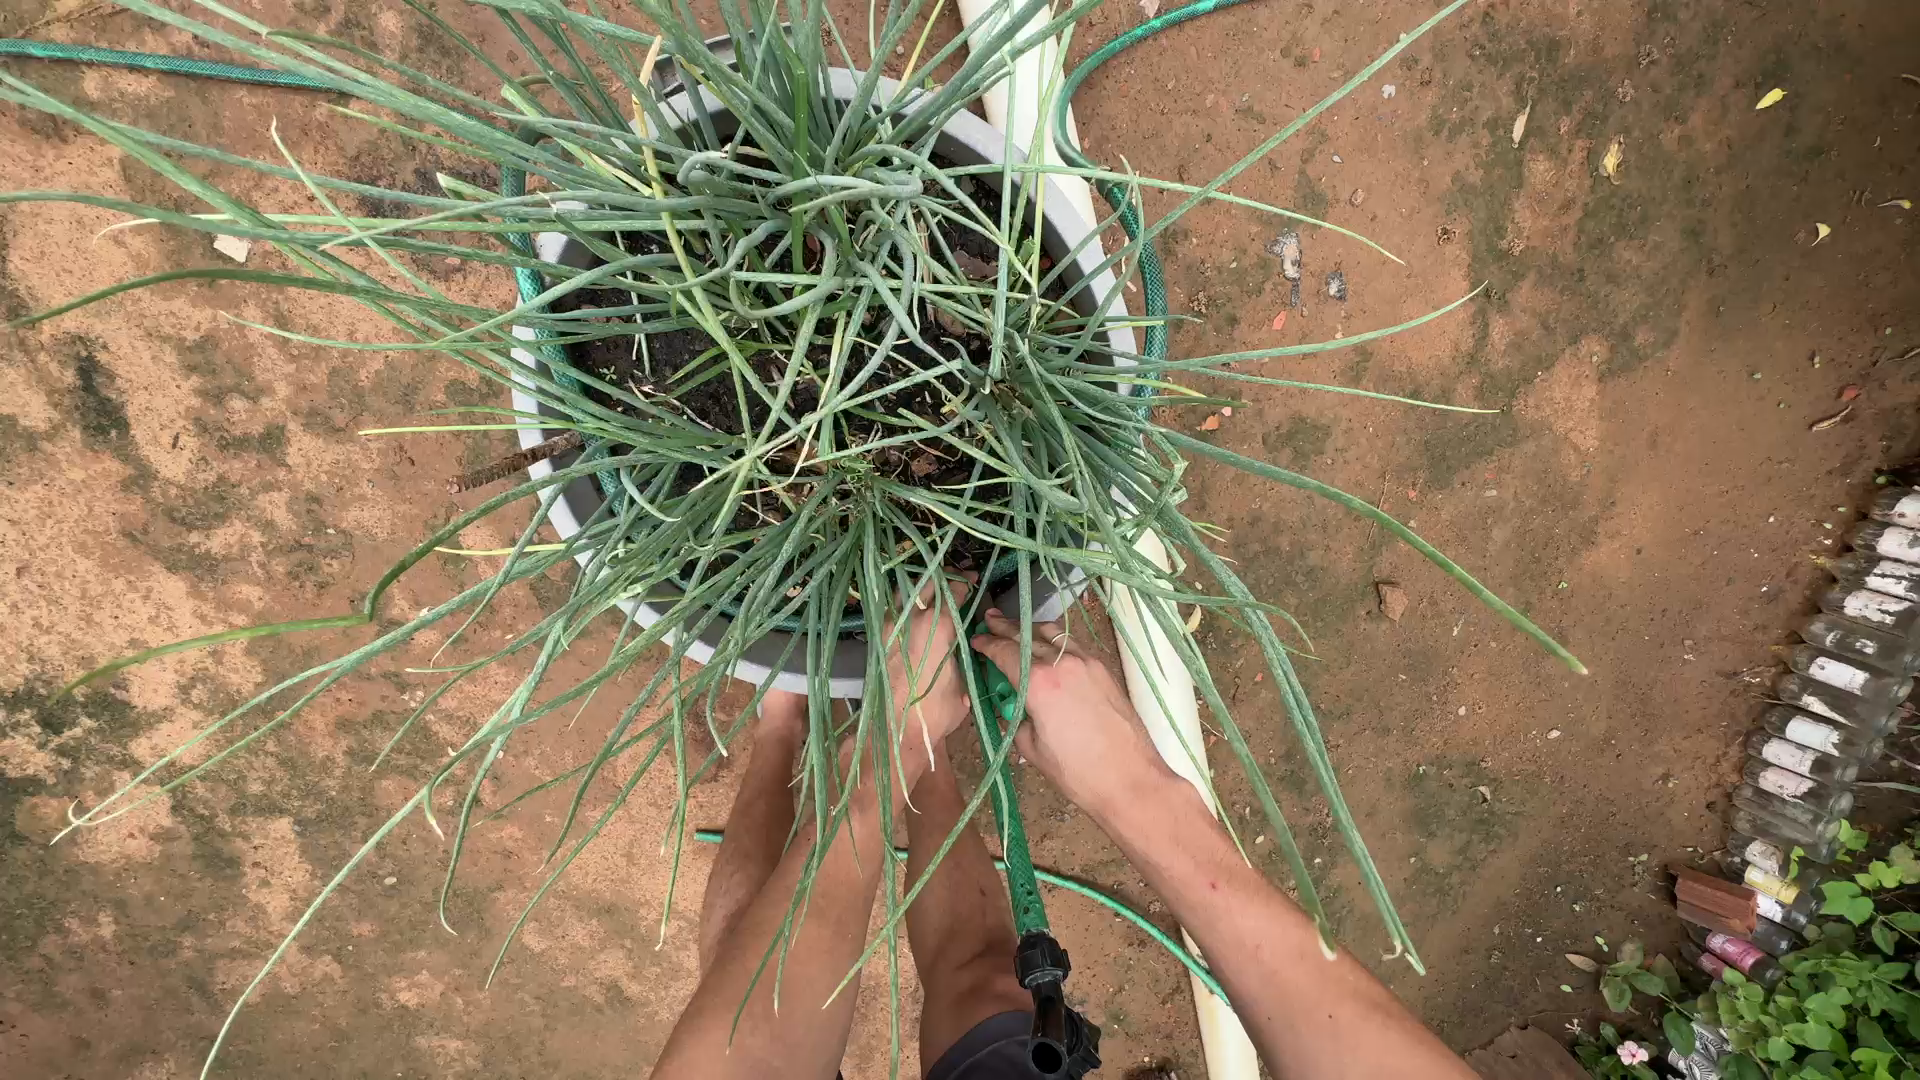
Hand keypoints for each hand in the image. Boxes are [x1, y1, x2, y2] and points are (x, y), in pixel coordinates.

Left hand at [881, 574, 972, 784]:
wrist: (892, 733)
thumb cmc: (933, 714)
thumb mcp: (963, 685)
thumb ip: (964, 657)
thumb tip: (968, 645)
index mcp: (936, 627)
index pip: (953, 592)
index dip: (966, 583)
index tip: (974, 580)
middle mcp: (911, 619)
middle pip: (928, 584)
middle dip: (945, 578)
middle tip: (957, 579)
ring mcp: (890, 627)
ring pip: (907, 592)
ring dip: (923, 586)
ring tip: (936, 590)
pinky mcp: (878, 638)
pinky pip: (894, 608)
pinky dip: (907, 602)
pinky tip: (916, 610)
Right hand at [968, 609, 1171, 817]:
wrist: (1130, 779)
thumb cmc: (1078, 772)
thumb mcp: (1031, 749)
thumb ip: (1013, 719)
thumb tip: (1006, 705)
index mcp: (1038, 683)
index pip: (1004, 652)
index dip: (986, 645)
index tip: (975, 640)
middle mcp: (1061, 663)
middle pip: (1026, 635)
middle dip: (1004, 627)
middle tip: (989, 620)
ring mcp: (1086, 662)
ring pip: (1052, 632)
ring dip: (1030, 629)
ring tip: (1016, 628)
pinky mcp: (1102, 668)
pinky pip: (1072, 643)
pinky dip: (1054, 639)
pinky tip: (1048, 646)